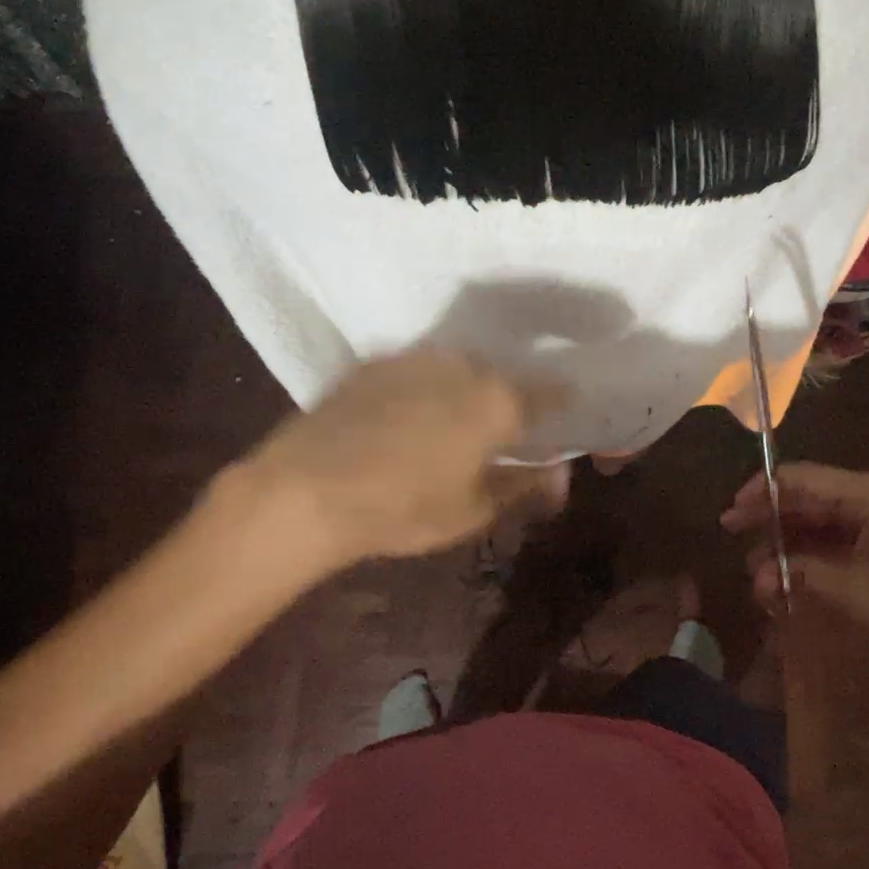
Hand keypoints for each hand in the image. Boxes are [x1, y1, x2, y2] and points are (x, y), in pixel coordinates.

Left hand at [234, 350, 567, 569]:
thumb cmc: (403, 508)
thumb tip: (559, 475)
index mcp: (499, 399)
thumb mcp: (473, 510)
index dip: (563, 405)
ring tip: (447, 426)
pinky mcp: (373, 363)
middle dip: (506, 401)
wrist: (304, 490)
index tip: (564, 418)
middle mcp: (464, 365)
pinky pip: (415, 373)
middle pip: (501, 378)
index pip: (551, 392)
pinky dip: (421, 391)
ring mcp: (415, 357)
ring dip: (462, 392)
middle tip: (498, 434)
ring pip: (457, 370)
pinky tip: (402, 421)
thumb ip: (523, 486)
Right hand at [721, 463, 868, 661]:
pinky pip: (834, 533)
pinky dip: (808, 548)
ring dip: (786, 537)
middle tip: (732, 532)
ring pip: (818, 514)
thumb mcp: (851, 589)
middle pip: (808, 493)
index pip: (802, 478)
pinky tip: (786, 569)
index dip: (762, 491)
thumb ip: (799, 572)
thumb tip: (756, 573)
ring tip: (757, 566)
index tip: (731, 512)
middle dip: (769, 515)